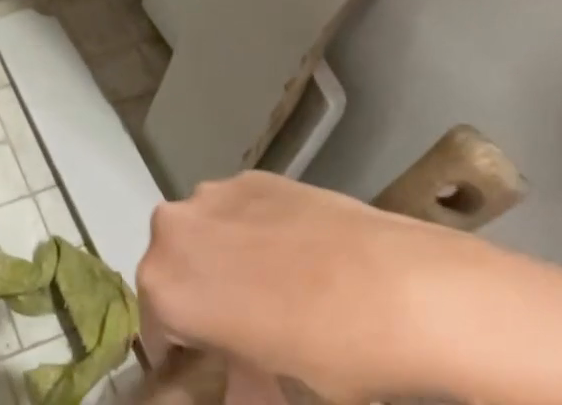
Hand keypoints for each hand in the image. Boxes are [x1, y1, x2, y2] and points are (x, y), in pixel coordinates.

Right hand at [136, 172, 483, 401]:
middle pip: (174, 270)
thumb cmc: (332, 352)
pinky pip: (235, 212)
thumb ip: (241, 381)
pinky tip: (298, 256)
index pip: (156, 325)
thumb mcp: (278, 385)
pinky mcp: (253, 178)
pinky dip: (252, 232)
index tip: (211, 362)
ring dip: (225, 260)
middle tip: (246, 327)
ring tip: (278, 288)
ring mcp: (214, 196)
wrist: (405, 288)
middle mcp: (173, 232)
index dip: (183, 348)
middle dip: (201, 297)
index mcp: (165, 288)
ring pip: (204, 235)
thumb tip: (243, 382)